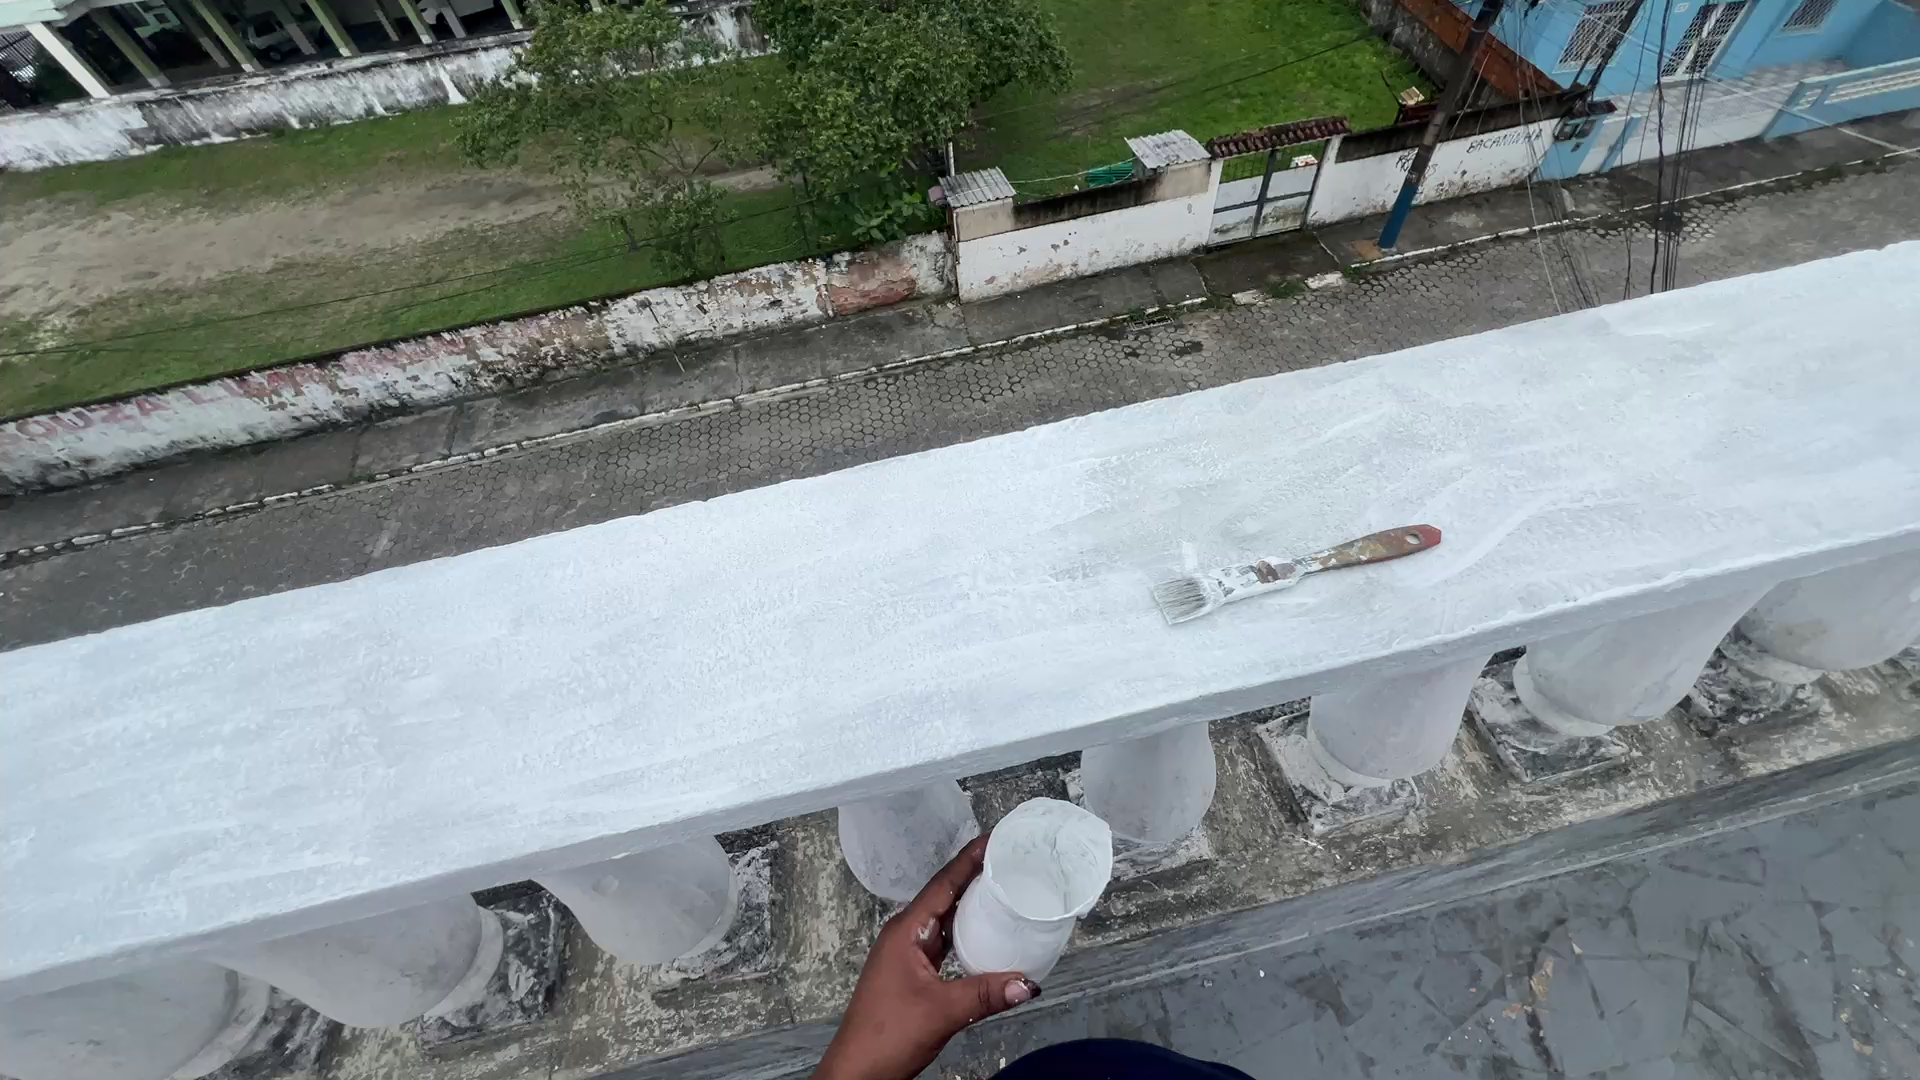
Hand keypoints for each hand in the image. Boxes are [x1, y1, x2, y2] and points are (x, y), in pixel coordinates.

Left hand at [813, 835, 1040, 1079]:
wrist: (856, 1075)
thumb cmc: (889, 1035)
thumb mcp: (941, 1012)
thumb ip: (985, 994)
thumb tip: (1030, 983)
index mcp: (907, 929)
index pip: (944, 883)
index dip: (969, 859)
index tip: (994, 838)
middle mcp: (906, 932)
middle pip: (945, 895)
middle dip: (973, 875)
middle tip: (1007, 858)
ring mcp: (908, 952)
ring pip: (944, 918)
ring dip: (969, 903)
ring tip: (1001, 887)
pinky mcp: (913, 972)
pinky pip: (943, 940)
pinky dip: (964, 932)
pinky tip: (984, 934)